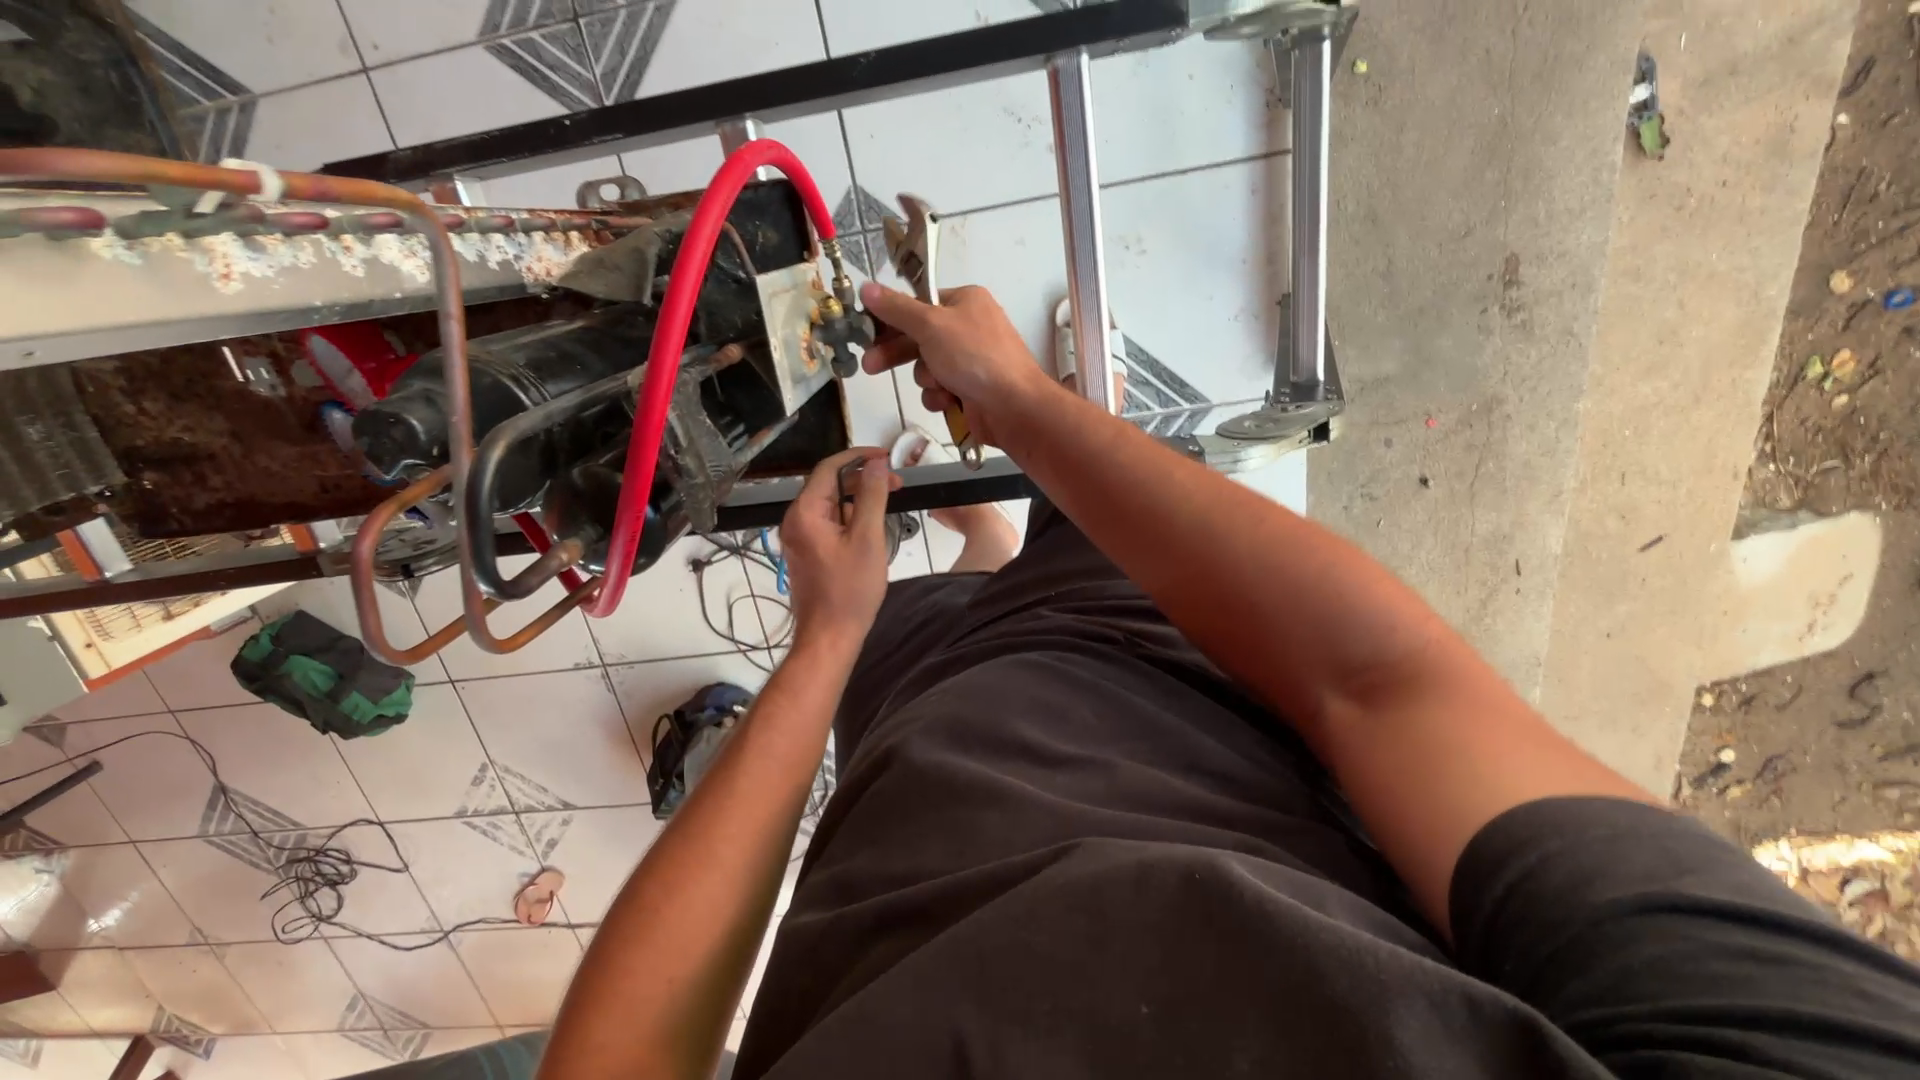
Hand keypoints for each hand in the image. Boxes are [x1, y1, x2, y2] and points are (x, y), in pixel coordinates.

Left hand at [779, 447, 899, 652]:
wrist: (829, 636)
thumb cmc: (850, 590)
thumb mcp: (868, 539)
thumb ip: (872, 496)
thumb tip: (877, 465)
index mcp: (805, 512)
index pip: (829, 468)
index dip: (859, 457)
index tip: (887, 458)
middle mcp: (795, 520)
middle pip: (829, 485)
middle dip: (863, 480)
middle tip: (896, 484)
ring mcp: (798, 538)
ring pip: (830, 505)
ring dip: (859, 500)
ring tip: (888, 506)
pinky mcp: (806, 552)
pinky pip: (828, 524)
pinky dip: (850, 519)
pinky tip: (871, 529)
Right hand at [859, 282, 1055, 447]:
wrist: (1014, 406)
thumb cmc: (974, 357)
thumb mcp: (931, 325)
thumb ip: (896, 308)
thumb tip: (866, 287)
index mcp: (965, 301)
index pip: (919, 304)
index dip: (891, 318)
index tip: (866, 331)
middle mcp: (969, 326)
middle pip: (919, 337)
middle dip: (897, 354)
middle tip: (870, 366)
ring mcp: (972, 359)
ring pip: (928, 367)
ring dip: (927, 379)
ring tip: (938, 385)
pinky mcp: (971, 388)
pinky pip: (941, 389)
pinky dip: (940, 396)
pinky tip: (948, 401)